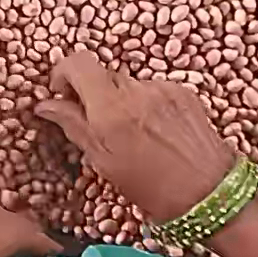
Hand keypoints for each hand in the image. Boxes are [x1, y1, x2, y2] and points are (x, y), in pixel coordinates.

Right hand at [33, 51, 237, 222]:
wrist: (212, 193)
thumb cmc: (152, 186)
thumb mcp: (102, 161)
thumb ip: (73, 125)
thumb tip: (46, 105)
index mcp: (111, 109)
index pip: (77, 62)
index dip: (63, 73)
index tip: (61, 95)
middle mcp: (136, 90)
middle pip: (101, 74)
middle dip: (91, 93)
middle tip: (94, 124)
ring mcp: (162, 88)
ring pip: (126, 84)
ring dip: (118, 101)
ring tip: (130, 135)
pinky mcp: (183, 91)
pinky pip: (150, 90)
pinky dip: (144, 105)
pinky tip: (153, 132)